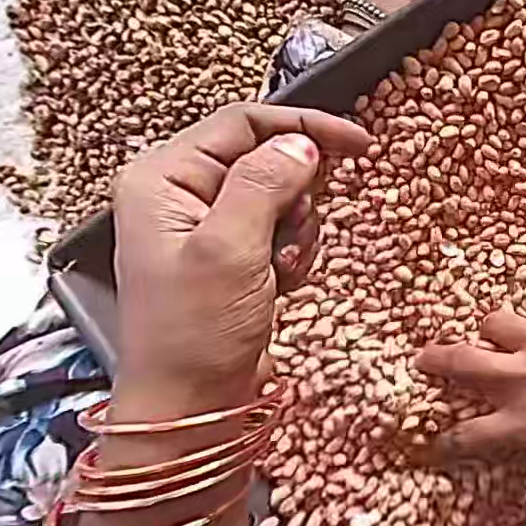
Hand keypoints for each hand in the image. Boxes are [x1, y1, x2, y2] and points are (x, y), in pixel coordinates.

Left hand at [109, 102, 371, 420]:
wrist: (194, 402)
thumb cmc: (196, 331)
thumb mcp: (229, 250)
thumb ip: (263, 185)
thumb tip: (301, 143)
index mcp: (165, 177)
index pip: (244, 123)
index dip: (305, 128)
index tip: (359, 143)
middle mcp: (186, 193)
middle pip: (269, 160)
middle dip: (296, 198)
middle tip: (290, 238)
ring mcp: (213, 225)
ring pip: (286, 197)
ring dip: (297, 233)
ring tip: (277, 271)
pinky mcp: (237, 252)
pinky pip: (287, 230)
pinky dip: (295, 254)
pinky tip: (278, 283)